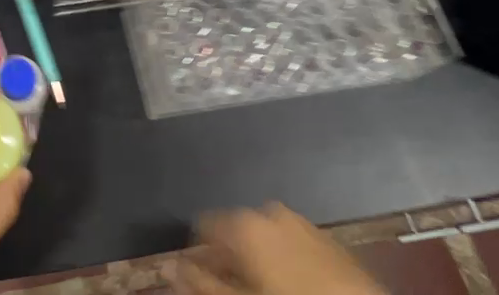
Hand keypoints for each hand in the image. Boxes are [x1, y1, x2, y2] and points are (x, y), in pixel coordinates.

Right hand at [175, 204, 383, 294]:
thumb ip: (201, 284)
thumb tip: (168, 268)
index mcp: (245, 222)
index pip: (202, 227)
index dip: (198, 257)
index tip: (202, 283)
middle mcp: (270, 212)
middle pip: (235, 232)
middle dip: (229, 260)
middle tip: (234, 290)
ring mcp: (303, 224)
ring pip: (265, 240)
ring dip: (257, 262)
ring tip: (262, 290)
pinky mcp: (329, 241)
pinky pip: (292, 246)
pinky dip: (285, 263)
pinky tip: (294, 289)